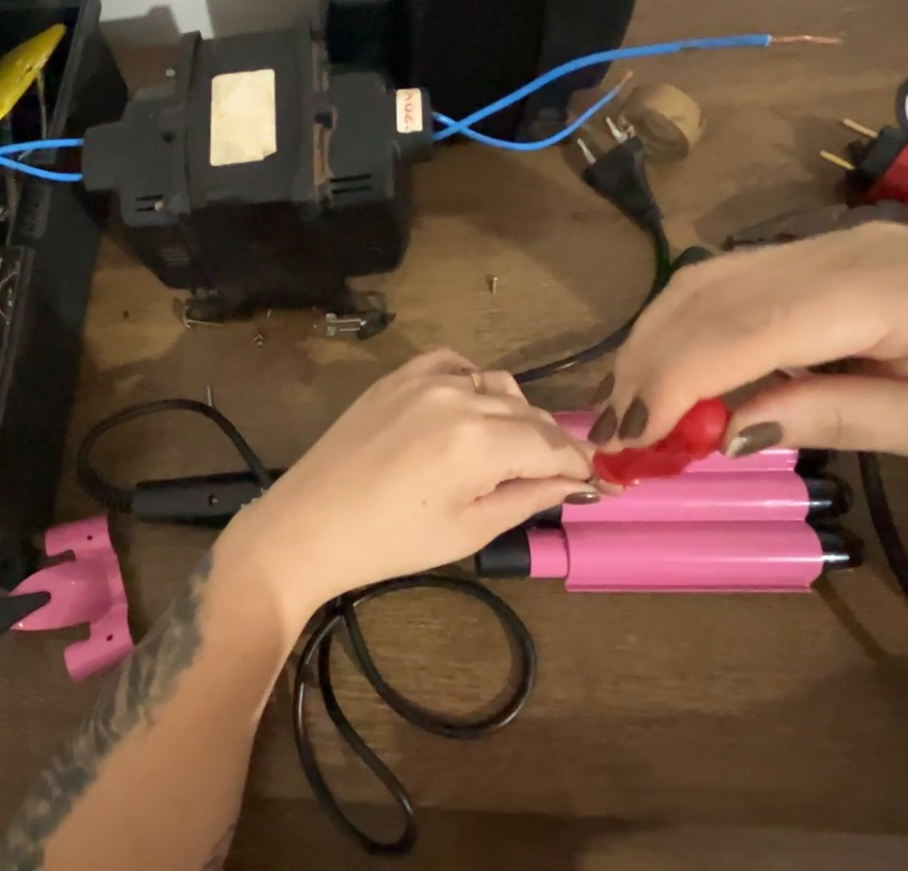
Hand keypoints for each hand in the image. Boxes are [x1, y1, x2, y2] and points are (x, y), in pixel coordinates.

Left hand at [216, 348, 594, 619]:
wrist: (310, 525)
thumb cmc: (391, 542)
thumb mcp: (470, 529)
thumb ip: (529, 496)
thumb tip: (579, 483)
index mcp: (480, 441)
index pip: (553, 445)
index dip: (580, 465)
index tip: (598, 482)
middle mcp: (458, 398)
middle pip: (528, 414)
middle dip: (550, 445)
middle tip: (557, 475)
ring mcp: (423, 381)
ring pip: (495, 385)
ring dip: (515, 414)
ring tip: (510, 449)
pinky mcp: (395, 377)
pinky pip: (452, 364)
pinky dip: (472, 382)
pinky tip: (471, 407)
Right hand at [592, 223, 907, 470]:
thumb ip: (837, 415)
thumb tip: (722, 430)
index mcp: (889, 287)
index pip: (747, 325)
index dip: (676, 380)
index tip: (629, 439)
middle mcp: (841, 248)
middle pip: (707, 296)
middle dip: (646, 367)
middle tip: (611, 436)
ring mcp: (823, 245)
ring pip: (699, 284)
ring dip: (650, 347)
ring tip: (625, 410)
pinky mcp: (812, 258)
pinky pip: (721, 286)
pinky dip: (676, 332)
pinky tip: (663, 374)